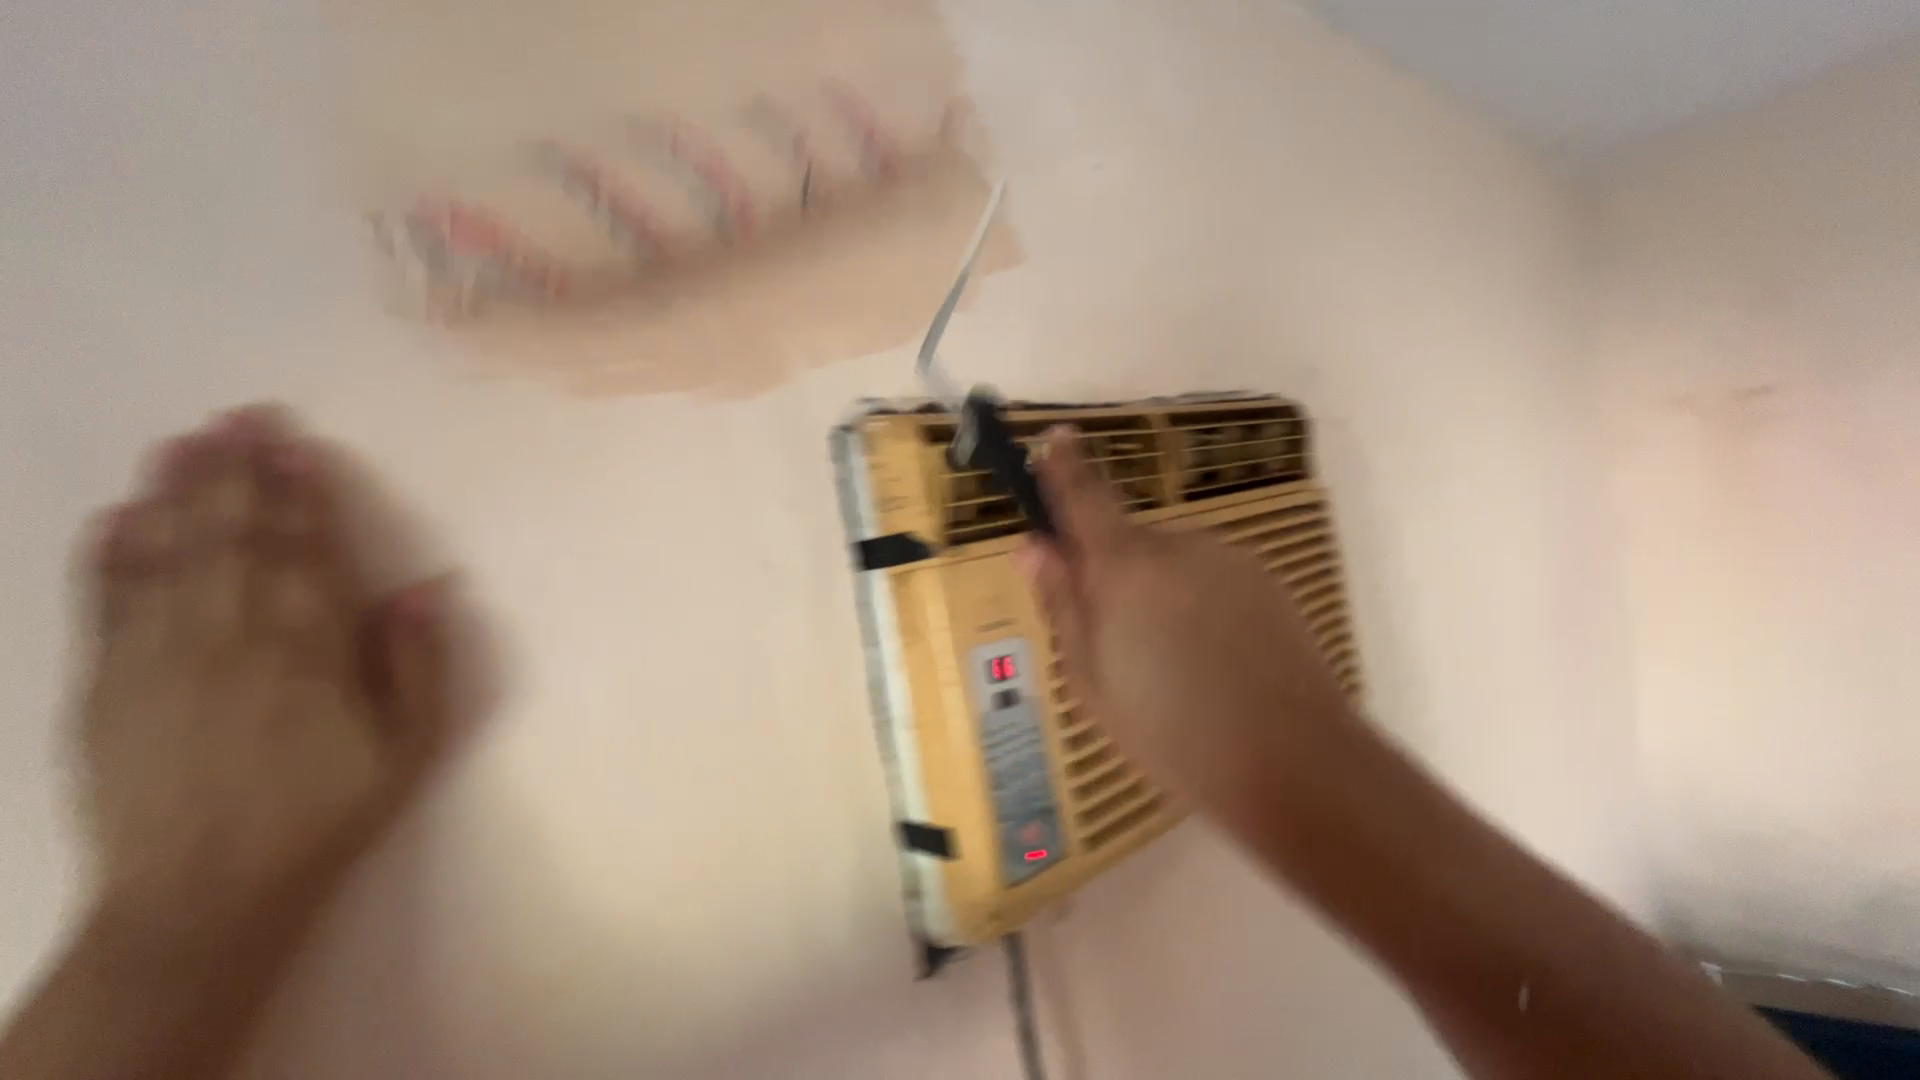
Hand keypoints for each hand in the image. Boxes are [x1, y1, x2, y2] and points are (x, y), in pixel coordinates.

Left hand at [76, 406, 452, 951]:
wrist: (201, 897)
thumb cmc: (325, 814)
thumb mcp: (406, 748)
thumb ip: (414, 664)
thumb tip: (422, 588)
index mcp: (307, 654)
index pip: (306, 554)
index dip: (302, 496)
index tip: (296, 445)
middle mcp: (229, 641)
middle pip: (235, 540)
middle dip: (237, 474)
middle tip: (237, 415)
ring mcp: (155, 661)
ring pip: (168, 557)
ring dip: (176, 495)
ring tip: (182, 442)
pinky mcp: (100, 687)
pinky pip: (103, 606)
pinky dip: (108, 557)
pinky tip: (115, 516)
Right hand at [1018, 426, 1353, 825]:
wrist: (1291, 760)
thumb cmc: (1168, 729)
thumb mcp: (1089, 678)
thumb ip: (1061, 603)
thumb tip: (1033, 547)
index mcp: (1124, 567)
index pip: (1084, 498)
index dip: (1063, 466)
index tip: (1054, 438)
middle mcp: (1178, 547)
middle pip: (1126, 544)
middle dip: (1112, 576)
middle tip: (1116, 646)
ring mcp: (1228, 560)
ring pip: (1170, 566)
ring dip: (1158, 596)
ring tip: (1173, 668)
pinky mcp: (1266, 581)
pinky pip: (1211, 580)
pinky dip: (1199, 607)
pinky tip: (1214, 662)